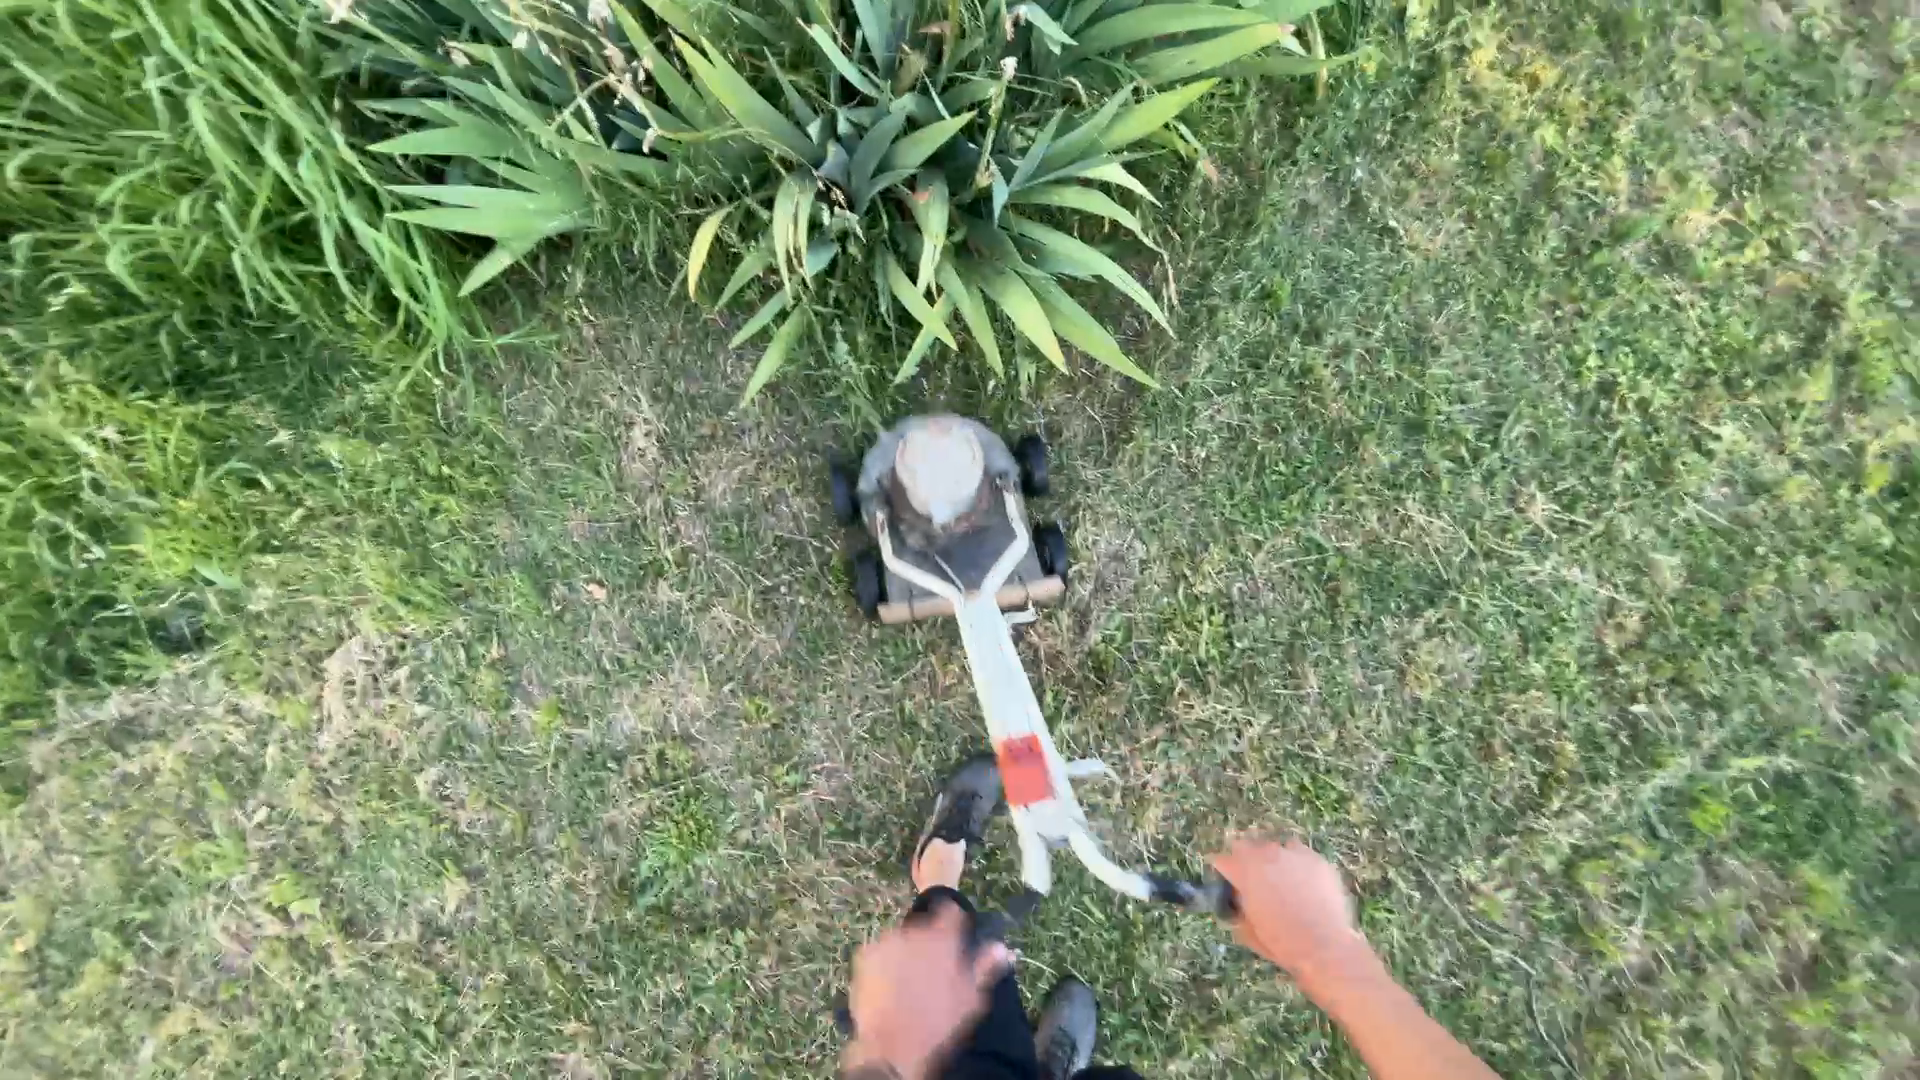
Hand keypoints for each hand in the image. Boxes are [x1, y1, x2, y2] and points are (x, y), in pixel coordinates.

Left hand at [844, 900, 1010, 1079]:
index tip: (953, 938)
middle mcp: (916, 931)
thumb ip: (986, 967)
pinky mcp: (866, 953)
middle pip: (925, 926)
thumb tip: (1003, 947)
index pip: (951, 911)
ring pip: (902, 938)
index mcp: (944, 938)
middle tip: (931, 972)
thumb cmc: (938, 1027)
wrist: (892, 1053)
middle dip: (928, 943)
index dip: (953, 922)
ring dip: (907, 951)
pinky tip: (889, 985)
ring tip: (908, 982)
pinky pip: (880, 950)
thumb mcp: (970, 1000)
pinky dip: (885, 961)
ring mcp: (888, 941)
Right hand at [1212, 837, 1370, 984]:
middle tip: (1255, 881)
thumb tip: (1236, 905)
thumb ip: (1238, 910)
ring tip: (1284, 881)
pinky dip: (1299, 865)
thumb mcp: (1248, 931)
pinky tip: (1306, 884)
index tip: (1229, 884)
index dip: (1223, 873)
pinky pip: (1301, 855)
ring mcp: (1292, 853)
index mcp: (1243, 870)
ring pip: (1275, 848)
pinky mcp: (1316, 859)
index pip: (1220, 860)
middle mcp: (1265, 854)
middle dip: (1245, 861)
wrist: (1326, 947)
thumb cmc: (1282, 943)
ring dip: (1274, 860)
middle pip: (1245, 846)